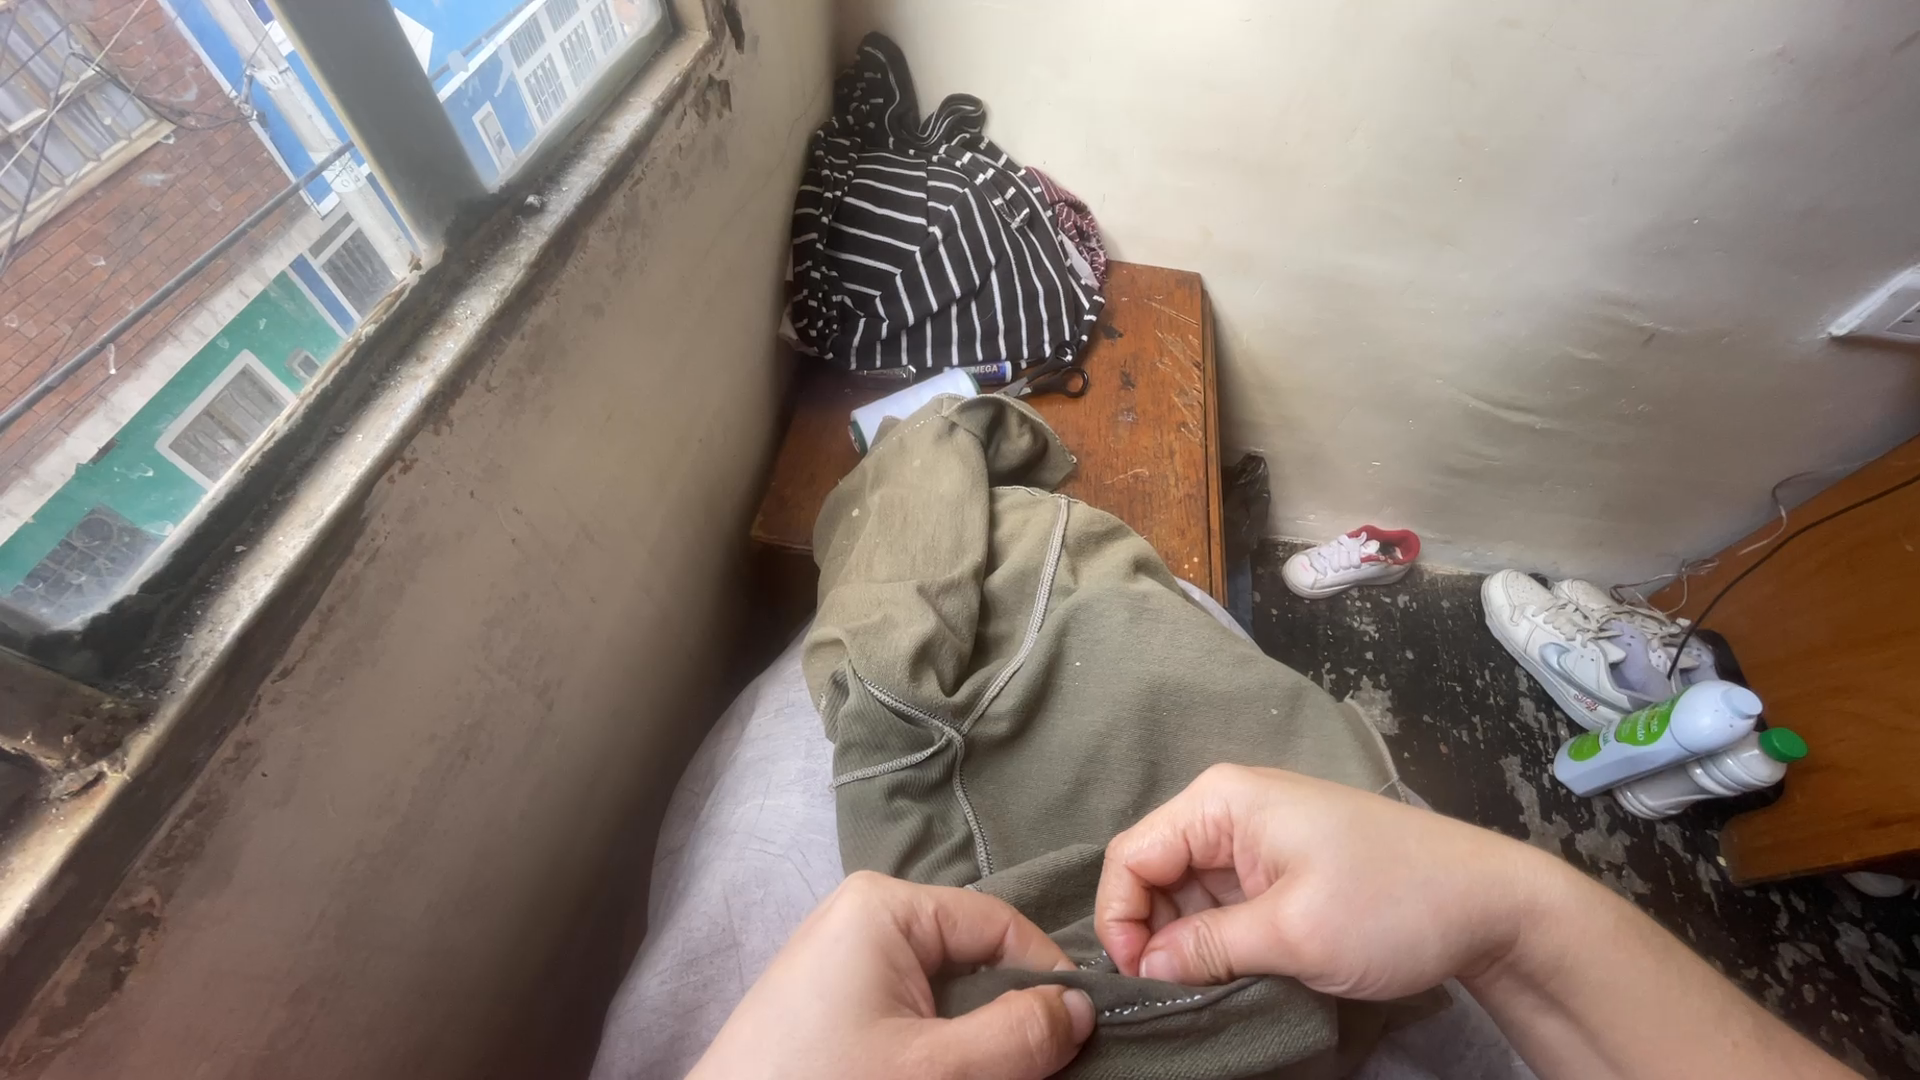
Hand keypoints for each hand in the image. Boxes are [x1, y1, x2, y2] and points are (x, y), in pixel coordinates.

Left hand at [690, 871, 1094, 1079]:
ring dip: (974, 1030)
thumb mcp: (936, 1070)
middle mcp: (863, 911)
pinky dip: (937, 1038)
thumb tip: (1084, 1005)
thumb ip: (1018, 1035)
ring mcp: (842, 951)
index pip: (994, 921)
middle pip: (967, 951)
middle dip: (1008, 1007)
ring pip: (940, 983)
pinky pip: (905, 1001)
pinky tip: (944, 1069)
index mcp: (886, 904)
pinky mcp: (829, 993)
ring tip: (995, 1069)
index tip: (1086, 1025)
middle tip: (1044, 1062)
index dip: (1045, 970)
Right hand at [1094, 764, 1569, 999]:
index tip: (1136, 980)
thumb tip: (1144, 968)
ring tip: (1204, 992)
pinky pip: (1221, 901)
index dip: (1120, 916)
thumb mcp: (1294, 932)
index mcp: (1218, 802)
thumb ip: (1209, 948)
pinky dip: (1217, 940)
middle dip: (1153, 934)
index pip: (1134, 853)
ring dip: (1186, 942)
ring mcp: (1250, 838)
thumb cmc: (1389, 902)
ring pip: (1185, 891)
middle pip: (1155, 871)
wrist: (1494, 902)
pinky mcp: (1273, 866)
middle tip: (1170, 997)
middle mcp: (1224, 810)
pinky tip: (1231, 975)